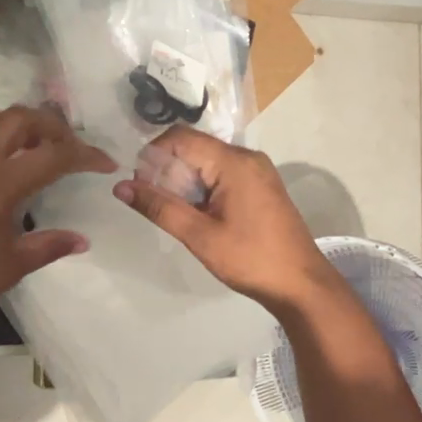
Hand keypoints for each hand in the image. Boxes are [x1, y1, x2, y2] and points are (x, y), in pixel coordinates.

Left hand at [0, 106, 115, 332]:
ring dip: (18, 123)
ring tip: (33, 146)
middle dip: (53, 127)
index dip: (85, 156)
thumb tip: (81, 239)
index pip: (52, 155)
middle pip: (20, 118)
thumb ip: (47, 246)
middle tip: (69, 150)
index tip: (106, 164)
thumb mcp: (6, 268)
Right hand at [114, 126, 338, 311]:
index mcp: (234, 162)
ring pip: (207, 162)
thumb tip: (121, 187)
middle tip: (154, 204)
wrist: (300, 284)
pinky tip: (199, 216)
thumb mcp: (199, 235)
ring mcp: (257, 171)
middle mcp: (247, 157)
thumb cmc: (249, 259)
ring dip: (185, 181)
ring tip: (175, 214)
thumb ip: (160, 208)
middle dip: (167, 169)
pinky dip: (203, 188)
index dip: (152, 154)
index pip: (180, 137)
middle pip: (194, 147)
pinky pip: (223, 174)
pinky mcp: (261, 186)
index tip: (139, 185)